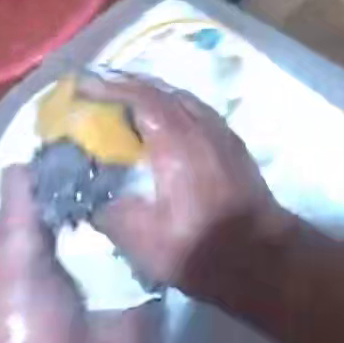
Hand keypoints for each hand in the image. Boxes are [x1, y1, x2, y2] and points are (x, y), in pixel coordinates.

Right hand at [82, 72, 293, 299]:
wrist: (260, 257)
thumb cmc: (198, 245)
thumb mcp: (140, 238)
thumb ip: (108, 211)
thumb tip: (91, 199)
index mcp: (173, 137)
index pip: (137, 96)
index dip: (108, 88)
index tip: (83, 86)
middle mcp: (198, 123)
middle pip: (160, 90)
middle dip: (128, 85)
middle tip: (100, 89)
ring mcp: (219, 130)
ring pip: (181, 98)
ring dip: (153, 94)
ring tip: (128, 102)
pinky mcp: (232, 143)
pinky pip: (196, 111)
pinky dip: (173, 107)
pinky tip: (165, 124)